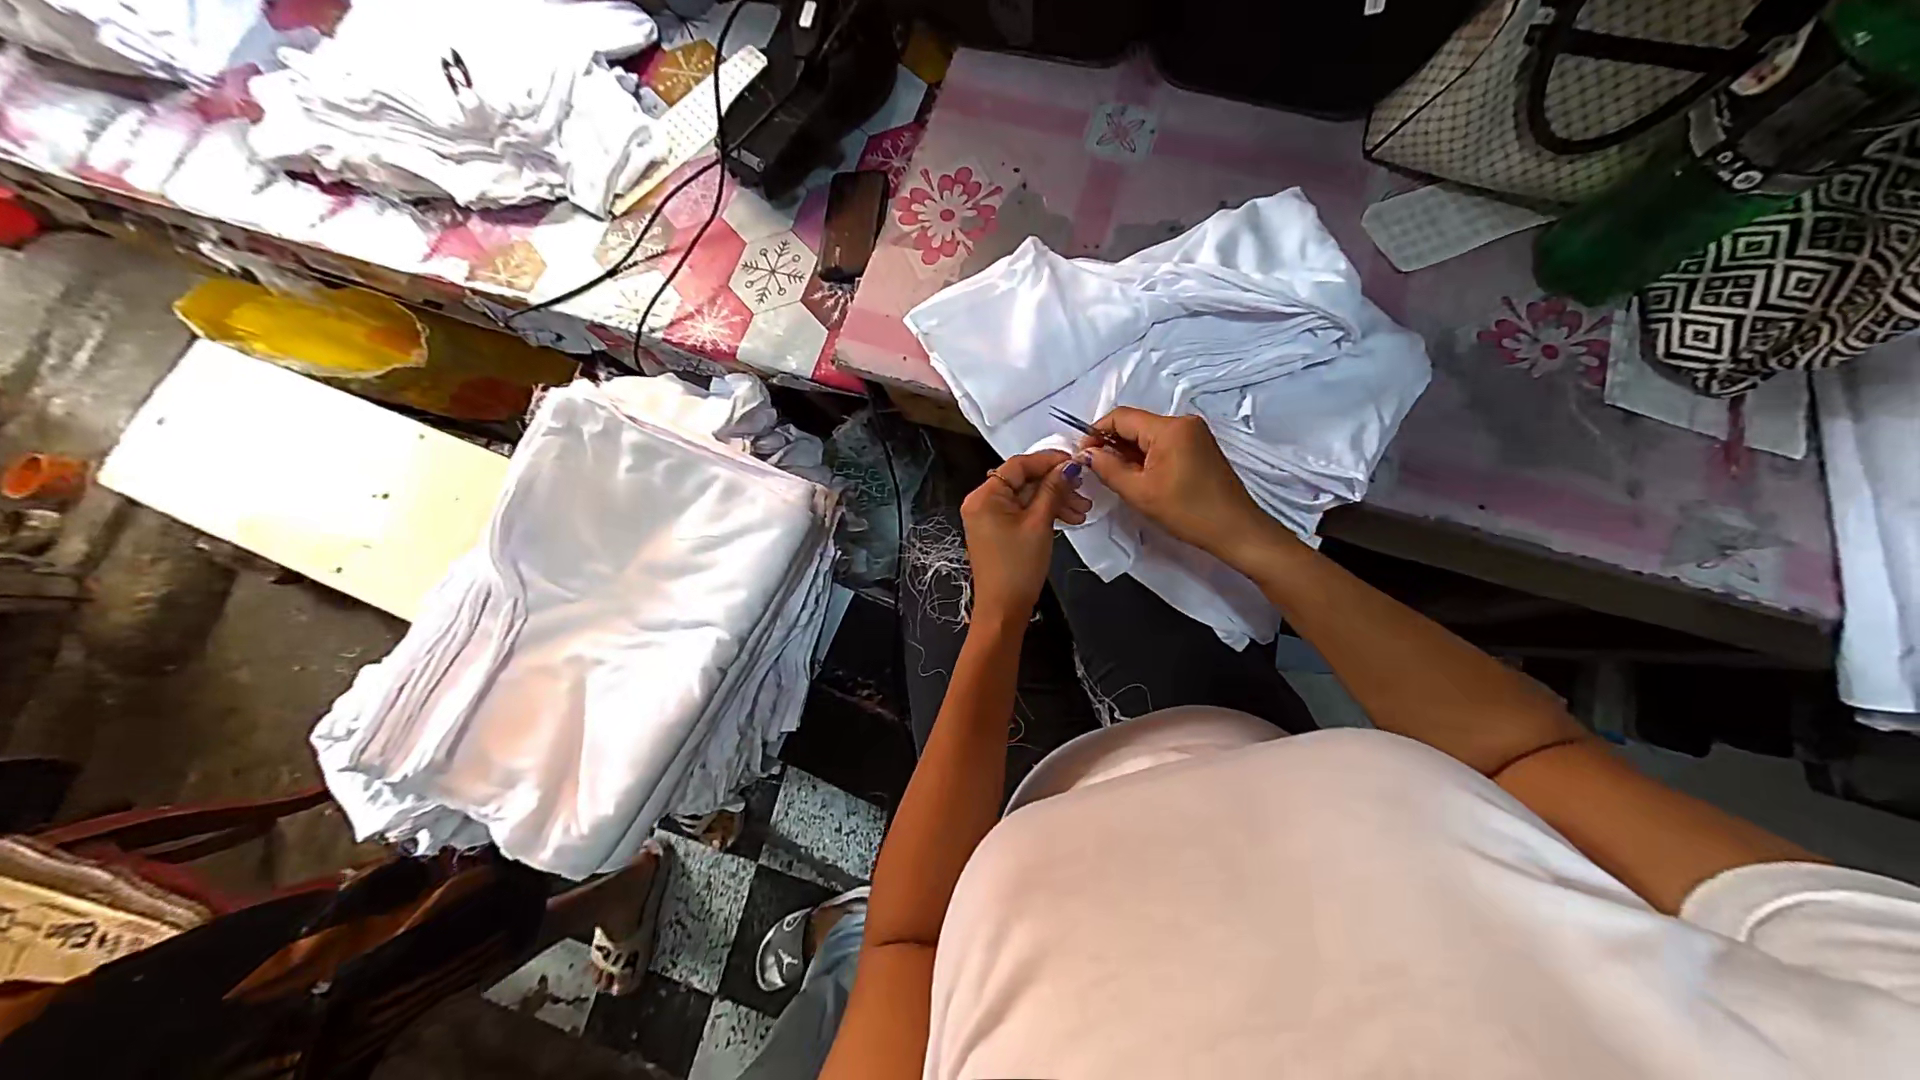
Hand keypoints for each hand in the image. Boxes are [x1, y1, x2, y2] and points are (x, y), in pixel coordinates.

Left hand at [960, 449, 1090, 619]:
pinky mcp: (997, 530)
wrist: (1004, 609)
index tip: (1074, 463)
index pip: (1018, 465)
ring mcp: (988, 517)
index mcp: (984, 496)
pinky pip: (1022, 512)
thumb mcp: (1040, 523)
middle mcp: (981, 502)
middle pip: (1023, 481)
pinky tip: (1067, 518)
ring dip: (1054, 500)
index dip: (1048, 460)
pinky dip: (1043, 513)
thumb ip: (1053, 490)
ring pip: (1026, 497)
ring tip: (1081, 511)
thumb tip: (1068, 467)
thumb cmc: (1018, 567)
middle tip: (1083, 492)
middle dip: (1055, 486)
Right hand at [1081, 407, 1289, 562]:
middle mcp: (1183, 422)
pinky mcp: (1198, 447)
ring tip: (1116, 477)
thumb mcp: (1139, 492)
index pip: (1120, 417)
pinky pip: (1162, 443)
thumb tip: (1087, 454)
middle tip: (1095, 469)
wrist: (1235, 530)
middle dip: (1111, 443)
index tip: (1083, 455)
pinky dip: (1145, 456)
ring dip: (1128, 452)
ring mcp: (1194, 434)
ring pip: (1147, 435)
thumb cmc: (1188, 512)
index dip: (1096, 433)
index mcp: (1170, 428)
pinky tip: (1138, 477)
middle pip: (1135, 424)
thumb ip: (1108, 468)